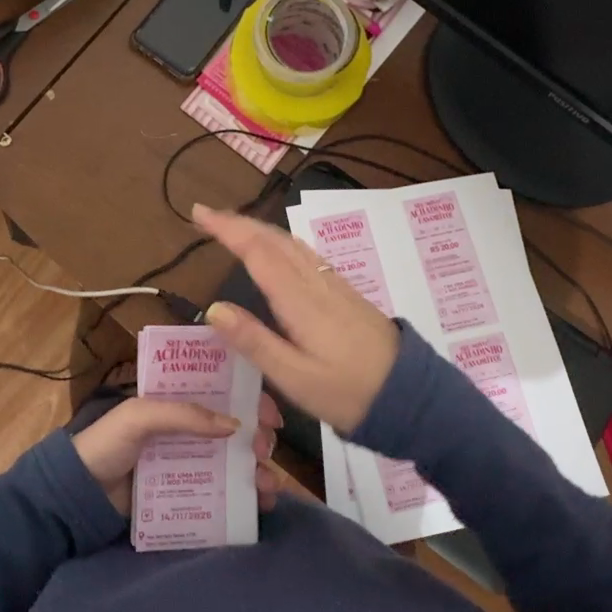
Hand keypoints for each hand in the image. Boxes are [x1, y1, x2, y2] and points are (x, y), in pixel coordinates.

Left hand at [73, 390, 285, 516]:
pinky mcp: (189, 491)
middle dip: (259, 438)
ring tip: (269, 485)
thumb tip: (235, 425)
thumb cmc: (106, 444)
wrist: (80, 494)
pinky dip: (248, 495)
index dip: (251, 399)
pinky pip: (226, 491)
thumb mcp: (139, 417)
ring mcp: (191, 461)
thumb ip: (183, 415)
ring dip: (259, 469)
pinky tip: (264, 504)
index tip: (272, 417)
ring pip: (237, 460)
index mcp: (177, 401)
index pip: (223, 391)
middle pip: (237, 428)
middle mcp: (190, 428)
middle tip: (263, 452)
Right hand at [194, 203, 400, 433]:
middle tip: (206, 216)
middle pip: (275, 241)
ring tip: (233, 227)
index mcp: (300, 302)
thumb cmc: (348, 393)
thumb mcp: (295, 378)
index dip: (227, 230)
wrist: (412, 398)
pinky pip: (306, 256)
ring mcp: (334, 287)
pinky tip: (278, 250)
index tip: (199, 214)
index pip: (258, 253)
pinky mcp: (346, 295)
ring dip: (260, 230)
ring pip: (293, 245)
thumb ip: (254, 342)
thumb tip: (212, 308)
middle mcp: (317, 284)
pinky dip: (281, 243)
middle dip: (239, 223)